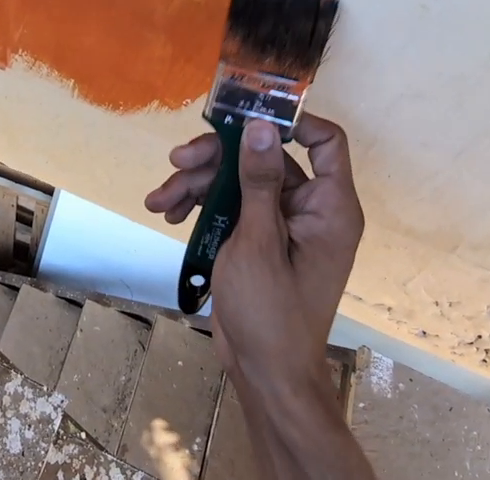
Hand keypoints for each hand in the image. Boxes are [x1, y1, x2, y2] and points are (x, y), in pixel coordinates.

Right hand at [145, 114, 373, 478]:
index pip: (325, 142)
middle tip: (177, 161)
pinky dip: (201, 204)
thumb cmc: (271, 313)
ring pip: (240, 179)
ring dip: (198, 183)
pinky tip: (169, 212)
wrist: (263, 375)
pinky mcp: (257, 236)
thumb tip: (260, 125)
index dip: (291, 121)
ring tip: (160, 199)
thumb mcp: (259, 242)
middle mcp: (309, 207)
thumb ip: (260, 181)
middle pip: (265, 157)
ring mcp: (281, 223)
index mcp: (329, 206)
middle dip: (217, 158)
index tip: (243, 115)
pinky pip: (231, 204)